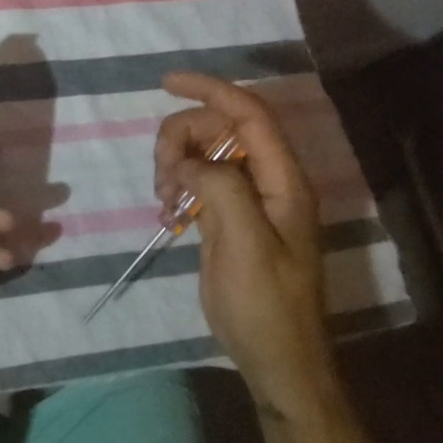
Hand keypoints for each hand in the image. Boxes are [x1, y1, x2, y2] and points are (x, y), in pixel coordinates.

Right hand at [154, 72, 342, 421]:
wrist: (275, 359)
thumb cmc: (266, 303)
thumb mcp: (245, 242)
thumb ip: (220, 187)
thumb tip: (188, 162)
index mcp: (282, 180)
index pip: (249, 114)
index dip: (210, 90)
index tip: (165, 83)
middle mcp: (267, 181)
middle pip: (219, 131)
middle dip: (181, 137)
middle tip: (160, 175)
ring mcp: (247, 201)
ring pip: (203, 155)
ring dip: (175, 165)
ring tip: (164, 201)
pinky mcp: (228, 220)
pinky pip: (198, 184)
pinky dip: (177, 189)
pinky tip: (167, 215)